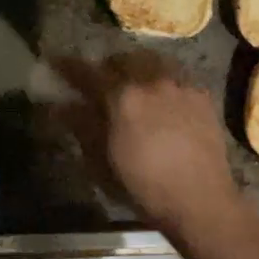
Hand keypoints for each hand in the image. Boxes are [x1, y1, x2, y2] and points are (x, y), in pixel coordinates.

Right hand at [57, 50, 244, 234]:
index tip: (55, 61)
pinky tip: (163, 101)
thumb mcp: (101, 162)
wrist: (199, 199)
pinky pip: (177, 78)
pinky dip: (163, 82)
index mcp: (122, 98)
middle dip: (107, 67)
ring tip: (133, 85)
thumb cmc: (143, 187)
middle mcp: (152, 82)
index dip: (68, 66)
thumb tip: (60, 106)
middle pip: (124, 59)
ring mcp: (181, 86)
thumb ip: (81, 127)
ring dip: (138, 68)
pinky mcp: (203, 96)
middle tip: (99, 81)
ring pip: (154, 62)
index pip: (87, 73)